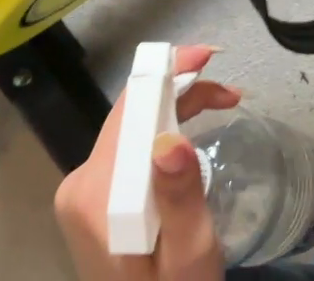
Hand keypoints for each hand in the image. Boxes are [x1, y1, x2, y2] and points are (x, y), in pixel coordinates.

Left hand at [54, 45, 242, 280]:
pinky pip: (132, 149)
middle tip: (232, 90)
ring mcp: (86, 193)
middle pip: (134, 114)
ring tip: (224, 104)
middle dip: (182, 89)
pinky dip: (164, 131)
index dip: (168, 73)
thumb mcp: (188, 257)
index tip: (209, 57)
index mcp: (97, 193)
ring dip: (178, 108)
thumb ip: (179, 198)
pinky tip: (191, 130)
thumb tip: (169, 139)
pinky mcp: (96, 202)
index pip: (131, 110)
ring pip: (135, 128)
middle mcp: (81, 184)